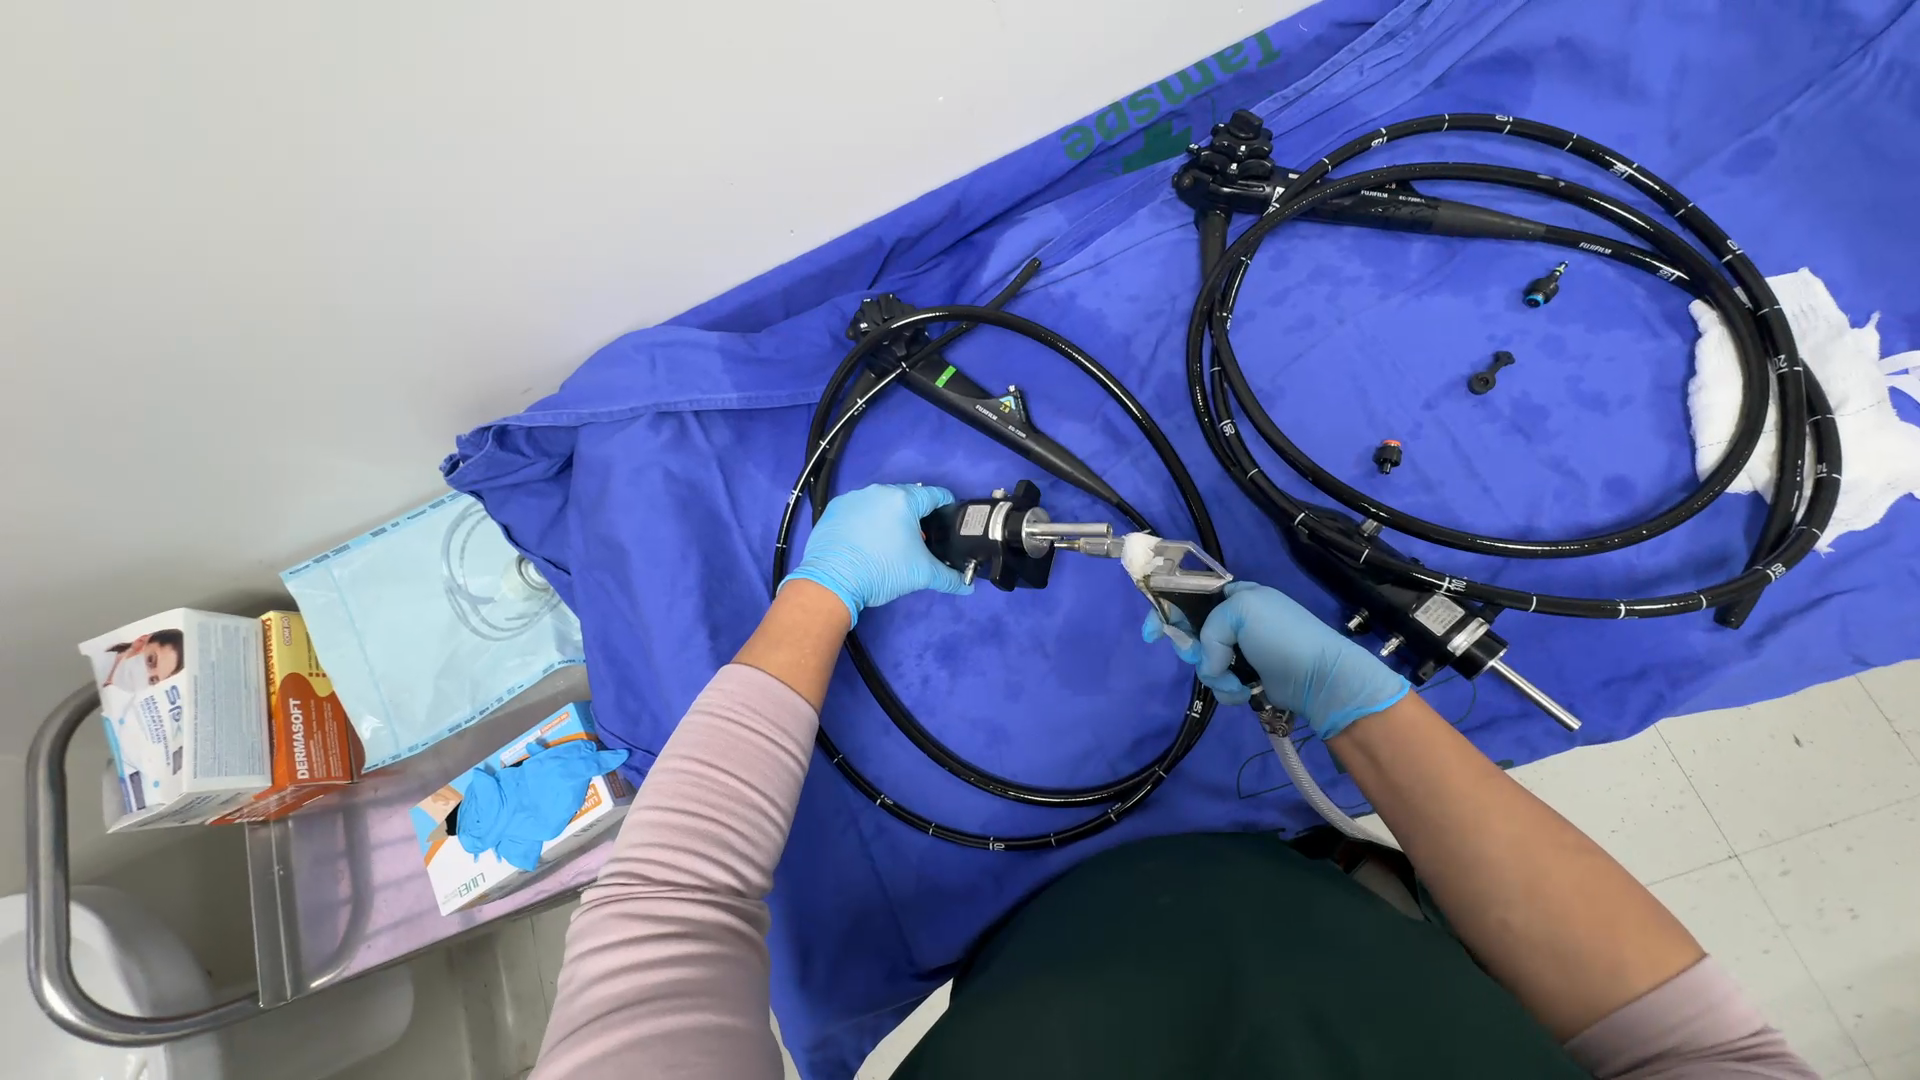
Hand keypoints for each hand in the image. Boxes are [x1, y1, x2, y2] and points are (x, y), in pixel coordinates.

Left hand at [783, 483, 972, 625]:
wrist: (833, 581)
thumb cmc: (882, 571)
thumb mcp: (921, 574)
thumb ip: (949, 578)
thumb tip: (968, 587)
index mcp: (904, 500)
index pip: (936, 495)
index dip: (947, 507)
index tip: (949, 519)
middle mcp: (879, 491)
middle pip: (907, 498)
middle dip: (915, 516)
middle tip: (919, 539)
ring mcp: (854, 498)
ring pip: (881, 503)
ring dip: (889, 517)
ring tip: (890, 542)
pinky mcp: (834, 509)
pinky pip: (858, 510)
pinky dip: (865, 521)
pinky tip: (865, 541)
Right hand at [1143, 580, 1408, 738]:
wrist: (1320, 678)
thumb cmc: (1282, 636)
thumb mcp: (1241, 611)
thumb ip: (1208, 629)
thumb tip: (1210, 664)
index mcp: (1234, 596)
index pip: (1188, 597)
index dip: (1166, 613)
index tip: (1151, 635)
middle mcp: (1234, 621)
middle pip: (1190, 634)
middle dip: (1194, 649)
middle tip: (1204, 658)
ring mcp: (1238, 651)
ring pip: (1201, 662)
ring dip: (1214, 674)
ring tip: (1235, 680)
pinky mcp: (1243, 677)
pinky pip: (1217, 682)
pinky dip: (1226, 689)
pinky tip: (1243, 691)